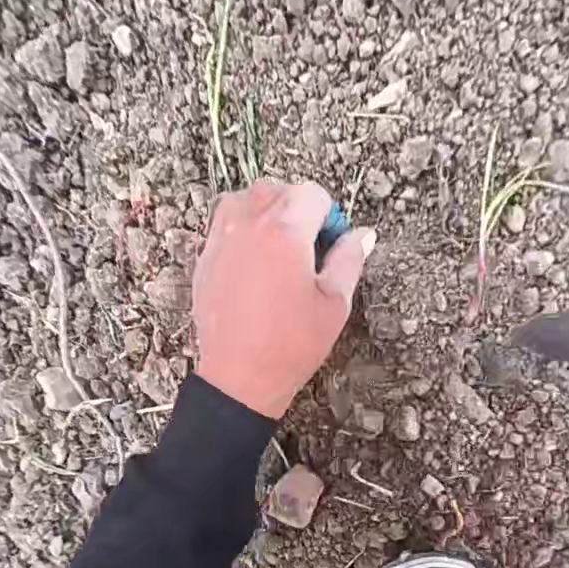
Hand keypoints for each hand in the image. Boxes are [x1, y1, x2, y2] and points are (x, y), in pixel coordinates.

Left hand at [193, 181, 374, 418]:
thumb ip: (350, 260)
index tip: (332, 246)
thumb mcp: (335, 304)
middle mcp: (248, 225)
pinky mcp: (205, 259)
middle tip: (310, 250)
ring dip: (267, 214)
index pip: (312, 194)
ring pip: (245, 200)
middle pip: (277, 190)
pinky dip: (244, 232)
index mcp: (285, 232)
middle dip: (298, 210)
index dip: (330, 217)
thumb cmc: (292, 345)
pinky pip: (224, 225)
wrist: (241, 377)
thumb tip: (363, 235)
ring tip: (281, 253)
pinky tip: (257, 268)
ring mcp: (221, 240)